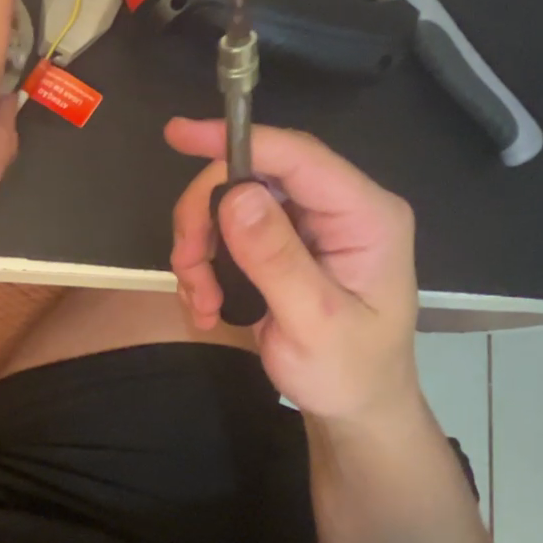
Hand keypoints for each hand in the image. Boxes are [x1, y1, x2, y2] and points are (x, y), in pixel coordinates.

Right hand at [167, 118, 421, 424]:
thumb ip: (277, 259)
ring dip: (199, 254)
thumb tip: (236, 197)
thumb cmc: (348, 371)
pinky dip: (202, 270)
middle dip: (204, 223)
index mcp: (363, 216)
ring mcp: (304, 228)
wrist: (352, 407)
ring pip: (226, 209)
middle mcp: (334, 210)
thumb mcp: (314, 321)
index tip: (178, 135)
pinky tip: (207, 306)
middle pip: (248, 180)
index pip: (296, 157)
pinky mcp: (278, 247)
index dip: (236, 140)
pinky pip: (222, 237)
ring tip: (202, 302)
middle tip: (187, 271)